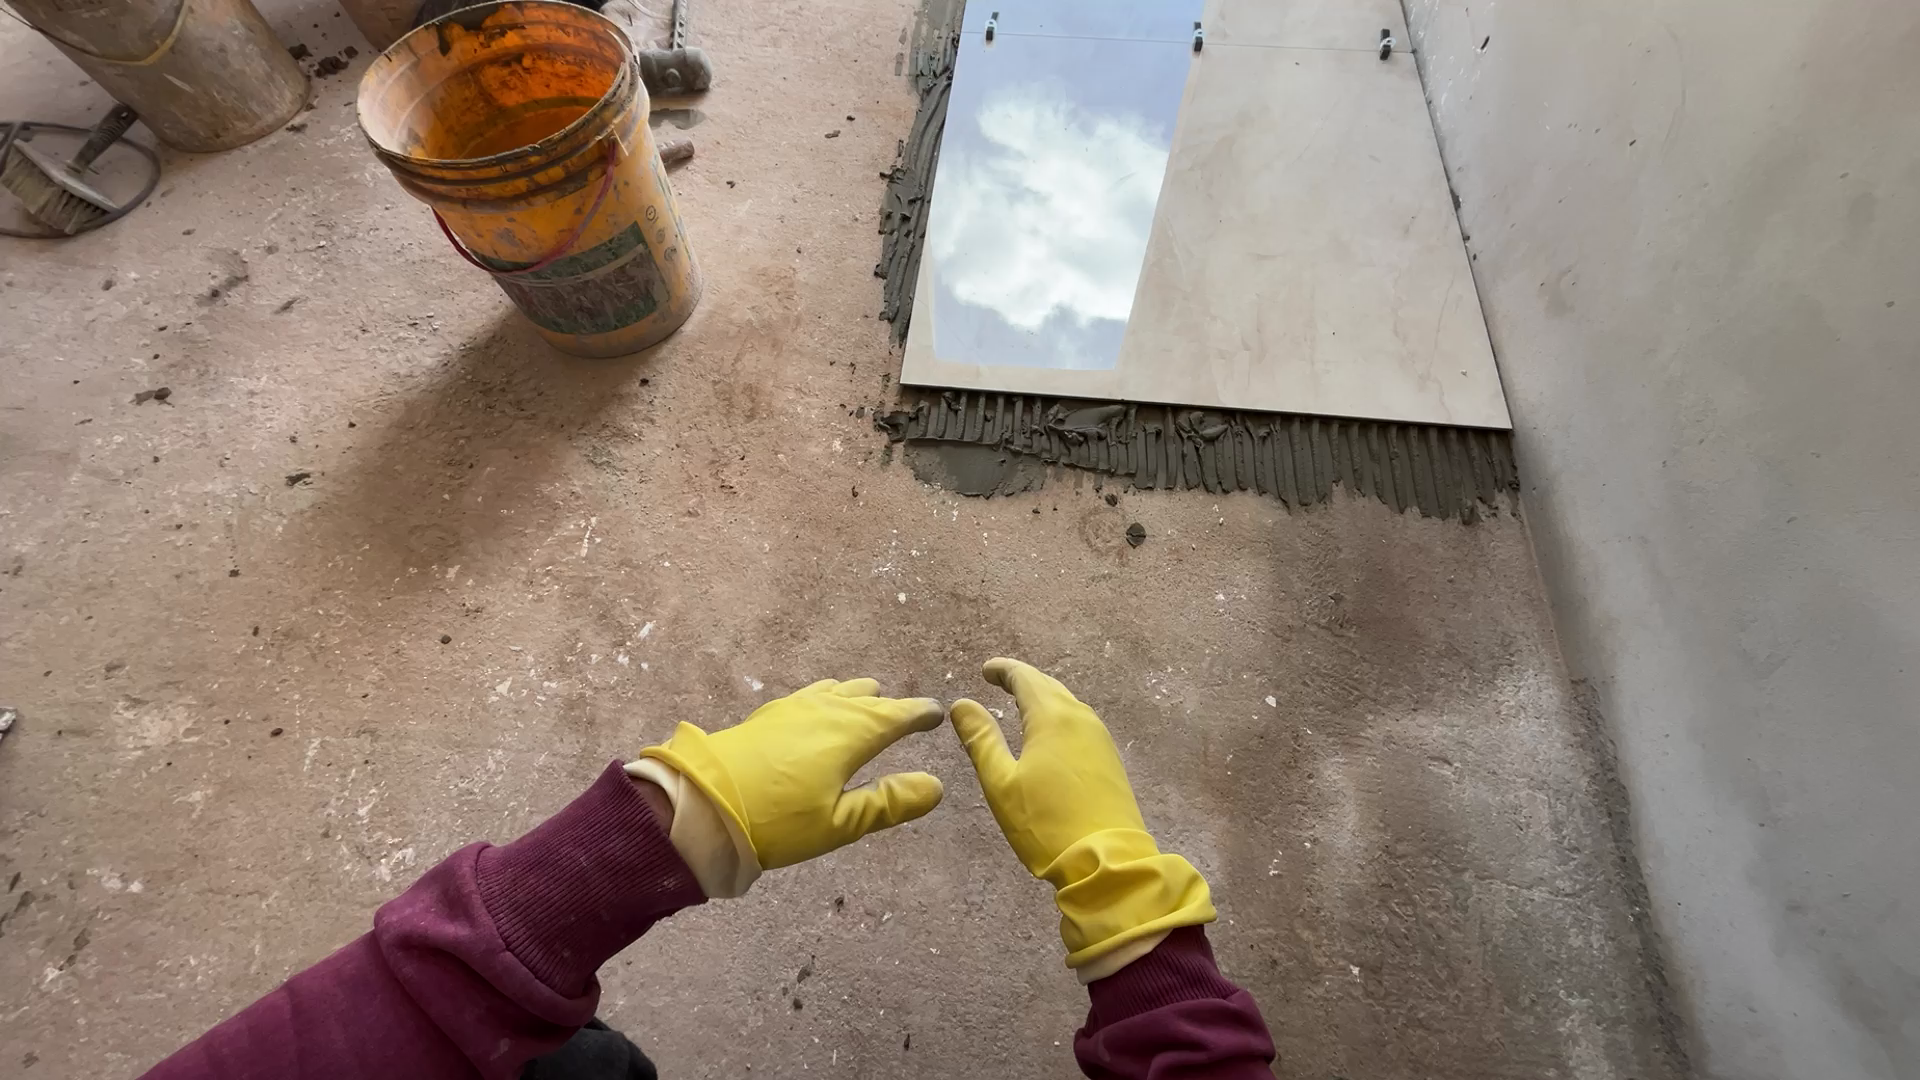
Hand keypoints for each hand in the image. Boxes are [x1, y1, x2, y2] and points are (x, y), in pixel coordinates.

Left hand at [632, 678, 944, 894]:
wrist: (701, 802)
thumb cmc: (777, 820)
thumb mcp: (839, 822)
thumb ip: (888, 802)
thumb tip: (937, 785)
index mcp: (851, 734)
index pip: (898, 715)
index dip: (920, 713)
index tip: (937, 714)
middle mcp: (828, 710)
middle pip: (870, 699)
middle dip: (892, 706)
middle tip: (908, 717)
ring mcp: (797, 706)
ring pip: (841, 690)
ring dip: (861, 698)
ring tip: (870, 705)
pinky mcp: (772, 712)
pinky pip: (816, 692)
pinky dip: (833, 696)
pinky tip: (823, 705)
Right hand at [950, 659, 1213, 975]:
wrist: (1108, 862)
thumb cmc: (1045, 823)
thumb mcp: (1001, 783)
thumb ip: (980, 739)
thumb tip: (961, 704)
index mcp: (1052, 717)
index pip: (1025, 677)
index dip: (1003, 669)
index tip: (985, 670)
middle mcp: (1080, 717)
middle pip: (1048, 685)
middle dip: (1022, 679)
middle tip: (998, 681)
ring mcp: (1099, 737)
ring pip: (1066, 702)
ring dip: (1042, 696)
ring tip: (1020, 703)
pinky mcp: (1109, 757)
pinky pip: (1079, 720)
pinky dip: (1057, 714)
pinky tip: (1049, 731)